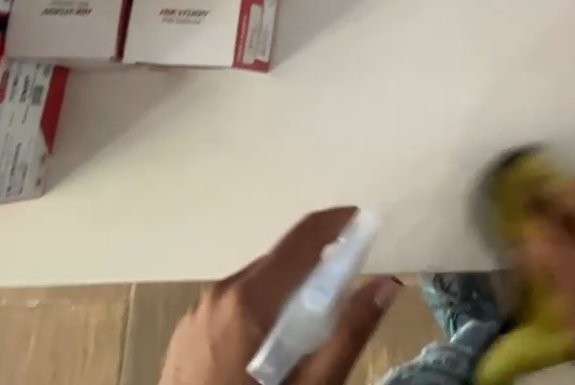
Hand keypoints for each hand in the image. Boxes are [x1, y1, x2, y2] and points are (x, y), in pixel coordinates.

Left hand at [160, 208, 399, 384]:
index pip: (303, 238)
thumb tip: (388, 283)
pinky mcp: (186, 334)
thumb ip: (349, 334)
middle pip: (281, 260)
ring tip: (307, 336)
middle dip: (318, 268)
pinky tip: (269, 352)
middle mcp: (220, 293)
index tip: (365, 225)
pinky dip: (261, 311)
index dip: (338, 223)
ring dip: (289, 292)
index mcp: (249, 299)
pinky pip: (233, 304)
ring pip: (257, 282)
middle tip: (345, 297)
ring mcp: (197, 314)